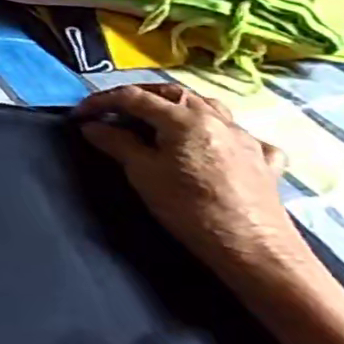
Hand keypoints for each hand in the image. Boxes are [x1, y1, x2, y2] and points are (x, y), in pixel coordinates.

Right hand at [73, 84, 309, 283]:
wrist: (255, 250)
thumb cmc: (191, 210)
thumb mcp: (143, 174)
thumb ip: (116, 143)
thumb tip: (92, 126)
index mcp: (184, 118)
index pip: (134, 97)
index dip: (102, 101)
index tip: (79, 114)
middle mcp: (216, 118)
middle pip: (172, 93)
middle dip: (139, 96)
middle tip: (114, 110)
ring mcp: (246, 137)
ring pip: (208, 106)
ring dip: (178, 107)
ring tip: (160, 120)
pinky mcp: (265, 161)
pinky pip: (242, 135)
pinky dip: (222, 134)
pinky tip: (217, 146)